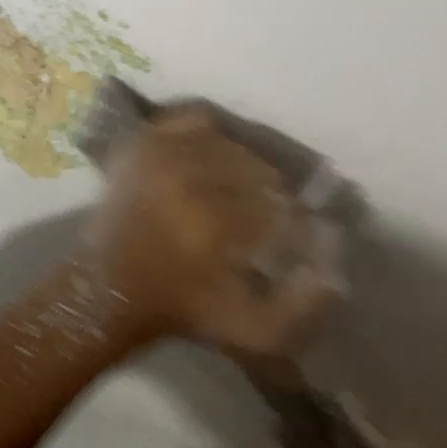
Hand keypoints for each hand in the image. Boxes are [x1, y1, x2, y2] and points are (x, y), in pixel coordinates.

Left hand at [87, 105, 339, 356]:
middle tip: (276, 207)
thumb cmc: (185, 309)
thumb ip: (306, 307)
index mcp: (217, 221)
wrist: (111, 285)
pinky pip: (191, 117)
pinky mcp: (143, 141)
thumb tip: (335, 268)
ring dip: (247, 161)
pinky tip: (219, 151)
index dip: (298, 216)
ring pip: (228, 142)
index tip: (301, 229)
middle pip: (257, 168)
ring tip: (250, 183)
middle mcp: (189, 177)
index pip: (282, 203)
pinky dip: (212, 129)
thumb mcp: (255, 331)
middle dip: (275, 189)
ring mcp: (162, 153)